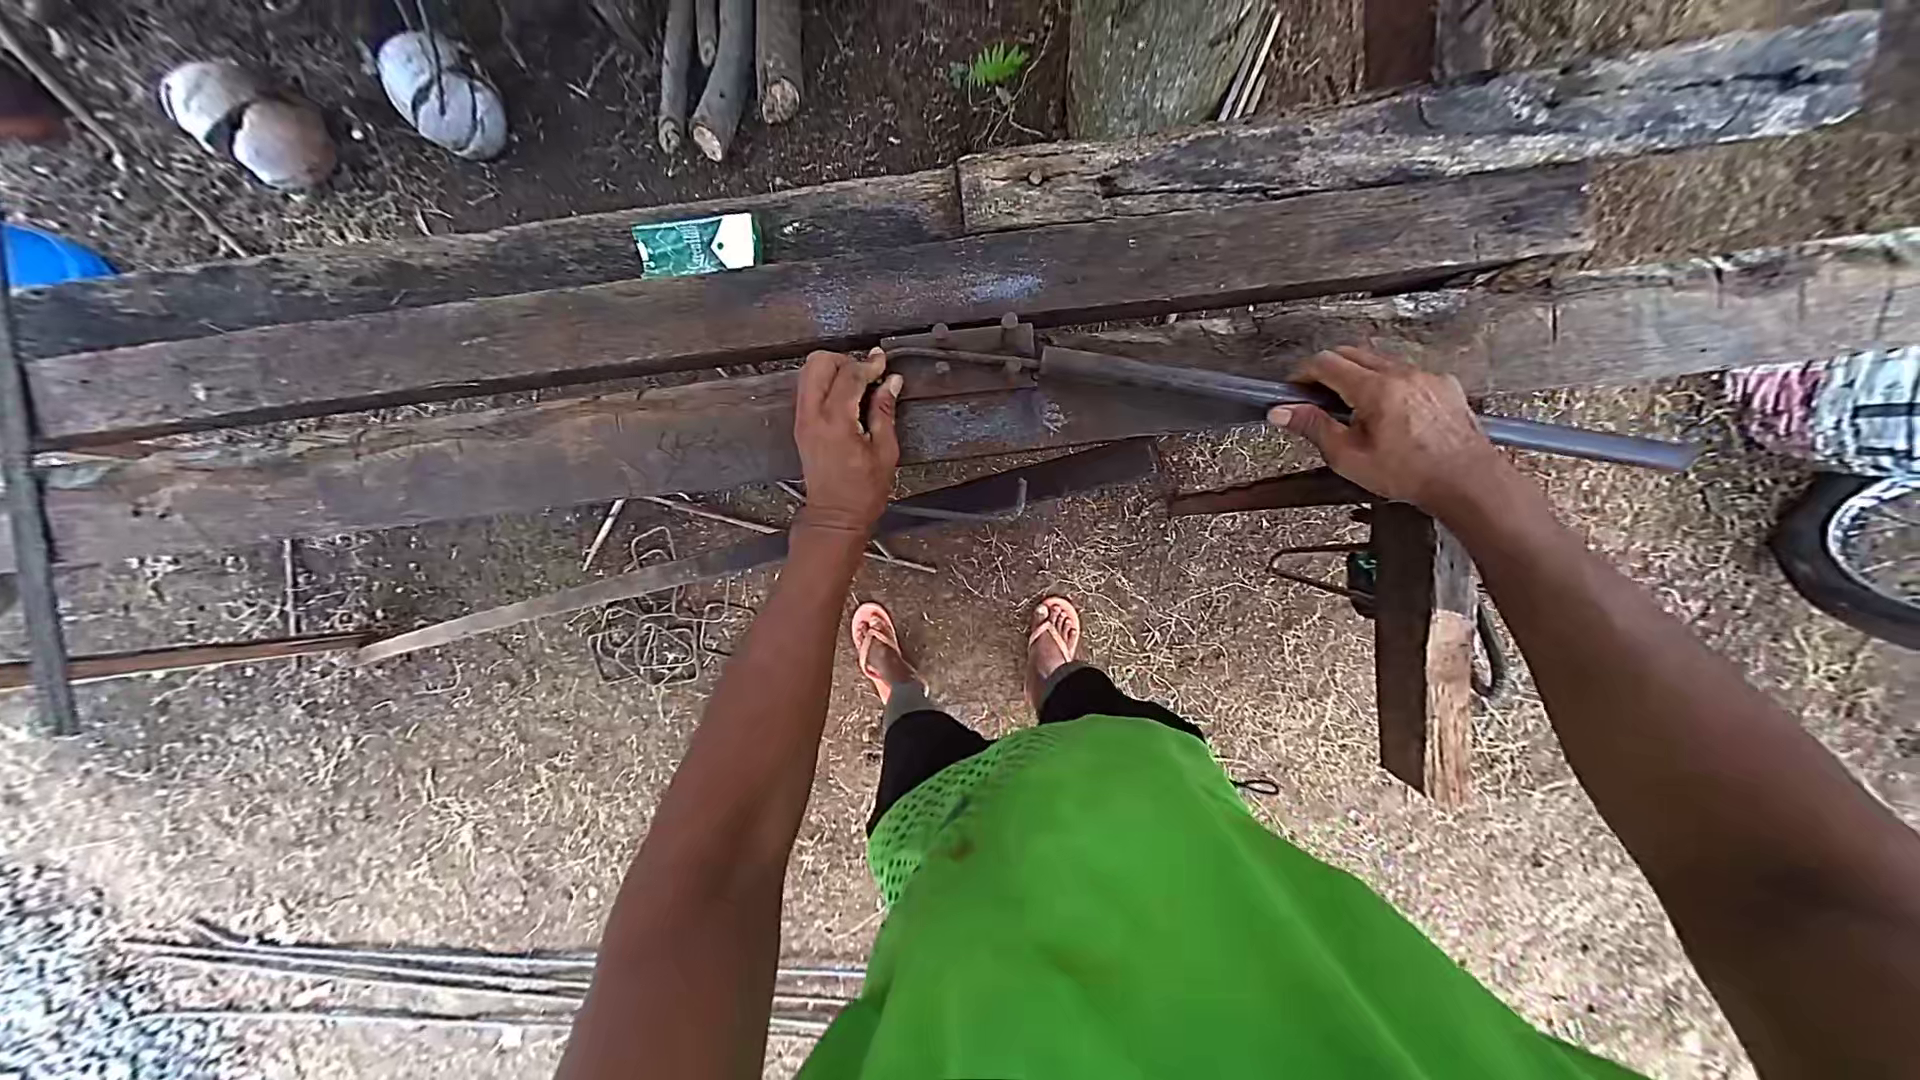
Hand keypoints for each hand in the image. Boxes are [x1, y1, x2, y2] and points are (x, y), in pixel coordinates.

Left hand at [792, 348, 902, 534]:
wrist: (835, 515)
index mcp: (836, 422)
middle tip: (867, 372)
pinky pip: (808, 390)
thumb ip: (885, 411)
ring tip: (858, 384)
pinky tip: (847, 397)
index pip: (849, 375)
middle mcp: (813, 416)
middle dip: (845, 361)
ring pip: (808, 373)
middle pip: (818, 363)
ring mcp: (802, 420)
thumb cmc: (862, 492)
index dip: (868, 364)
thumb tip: (891, 383)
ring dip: (833, 371)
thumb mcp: (884, 451)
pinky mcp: (801, 426)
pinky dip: (826, 384)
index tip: (883, 362)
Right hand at [1268, 345, 1506, 513]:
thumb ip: (1312, 426)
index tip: (1293, 389)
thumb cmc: (1410, 473)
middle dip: (1326, 371)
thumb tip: (1282, 412)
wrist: (1465, 481)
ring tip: (1347, 408)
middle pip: (1351, 353)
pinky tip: (1381, 411)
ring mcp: (1426, 376)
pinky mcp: (1442, 384)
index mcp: (1376, 389)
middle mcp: (1403, 374)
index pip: (1326, 363)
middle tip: (1313, 397)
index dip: (1302, 374)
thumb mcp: (1347, 456)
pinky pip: (1403, 372)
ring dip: (1354, 375)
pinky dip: (1383, 382)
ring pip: (1378, 361)